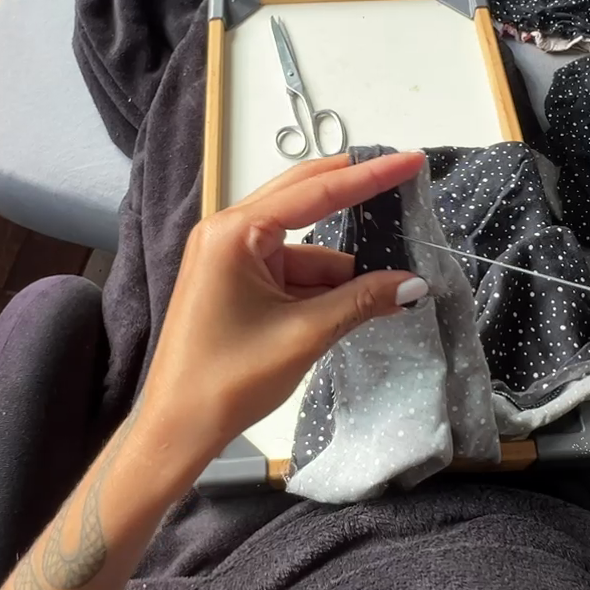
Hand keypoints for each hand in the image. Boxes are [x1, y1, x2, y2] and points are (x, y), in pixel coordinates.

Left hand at [134, 152, 429, 469]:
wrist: (176, 429)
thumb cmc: (227, 380)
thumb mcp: (304, 335)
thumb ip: (361, 301)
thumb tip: (413, 284)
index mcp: (235, 233)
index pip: (315, 192)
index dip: (369, 176)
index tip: (410, 160)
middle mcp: (229, 233)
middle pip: (305, 199)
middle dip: (355, 196)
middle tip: (404, 180)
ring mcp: (231, 257)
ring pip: (304, 245)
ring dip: (344, 264)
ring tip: (393, 280)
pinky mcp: (237, 281)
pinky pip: (291, 270)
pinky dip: (325, 284)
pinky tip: (360, 300)